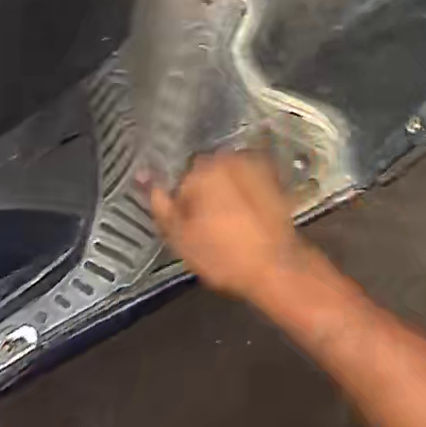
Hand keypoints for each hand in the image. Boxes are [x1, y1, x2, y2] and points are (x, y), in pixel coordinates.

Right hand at [143, 150, 308, 300]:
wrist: (278, 268)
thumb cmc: (224, 256)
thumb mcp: (180, 237)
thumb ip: (159, 205)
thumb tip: (147, 181)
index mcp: (198, 169)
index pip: (176, 174)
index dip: (178, 197)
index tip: (184, 217)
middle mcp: (224, 158)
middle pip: (201, 169)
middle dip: (200, 189)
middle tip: (204, 221)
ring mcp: (250, 165)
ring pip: (225, 172)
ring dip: (222, 187)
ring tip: (227, 219)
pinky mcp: (271, 176)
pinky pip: (247, 177)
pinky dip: (243, 188)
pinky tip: (246, 213)